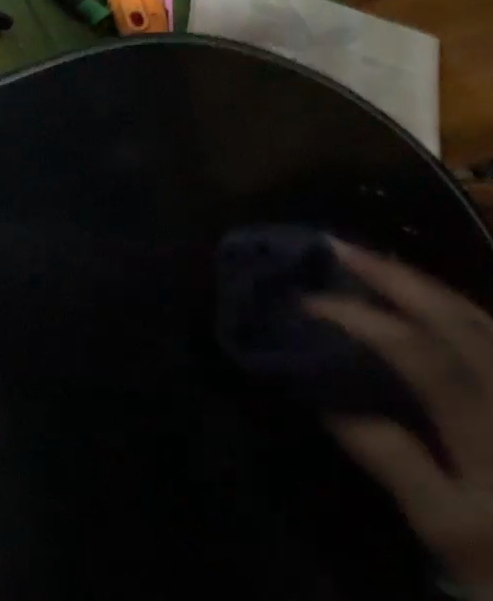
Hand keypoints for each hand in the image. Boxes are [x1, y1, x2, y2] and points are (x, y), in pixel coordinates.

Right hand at [307, 239, 492, 596]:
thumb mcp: (447, 529)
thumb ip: (395, 463)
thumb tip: (328, 401)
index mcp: (487, 426)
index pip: (417, 353)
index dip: (359, 319)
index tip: (302, 302)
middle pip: (461, 324)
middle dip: (395, 280)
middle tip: (336, 247)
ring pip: (490, 326)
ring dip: (430, 288)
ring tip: (379, 262)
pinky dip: (469, 314)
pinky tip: (443, 305)